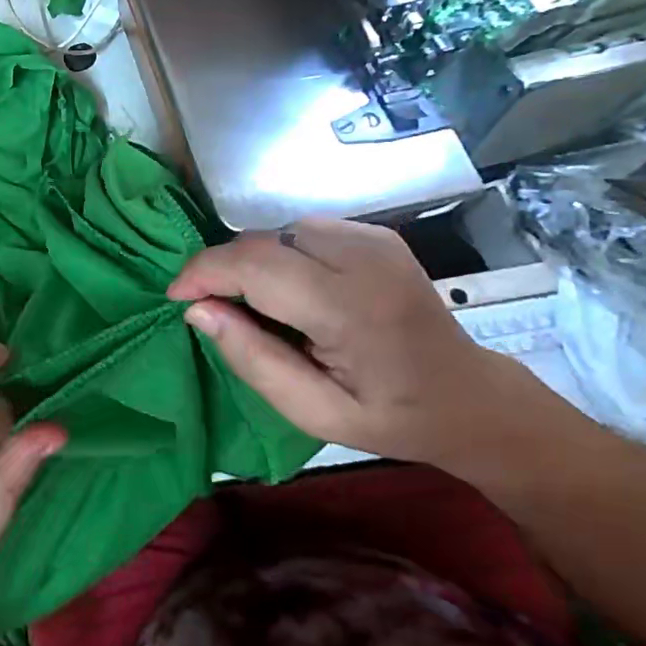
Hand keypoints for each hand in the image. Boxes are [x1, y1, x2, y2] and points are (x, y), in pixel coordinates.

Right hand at [169, 218, 591, 479]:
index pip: (255, 265)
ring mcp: (373, 238)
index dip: (203, 273)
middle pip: (259, 240)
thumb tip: (198, 310)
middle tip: (212, 309)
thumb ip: (253, 359)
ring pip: (276, 230)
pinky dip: (277, 253)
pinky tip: (290, 289)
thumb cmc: (391, 416)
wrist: (468, 395)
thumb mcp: (315, 412)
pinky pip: (300, 230)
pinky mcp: (374, 232)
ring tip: (255, 304)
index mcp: (352, 308)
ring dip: (250, 261)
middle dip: (221, 269)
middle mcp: (365, 257)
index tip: (176, 298)